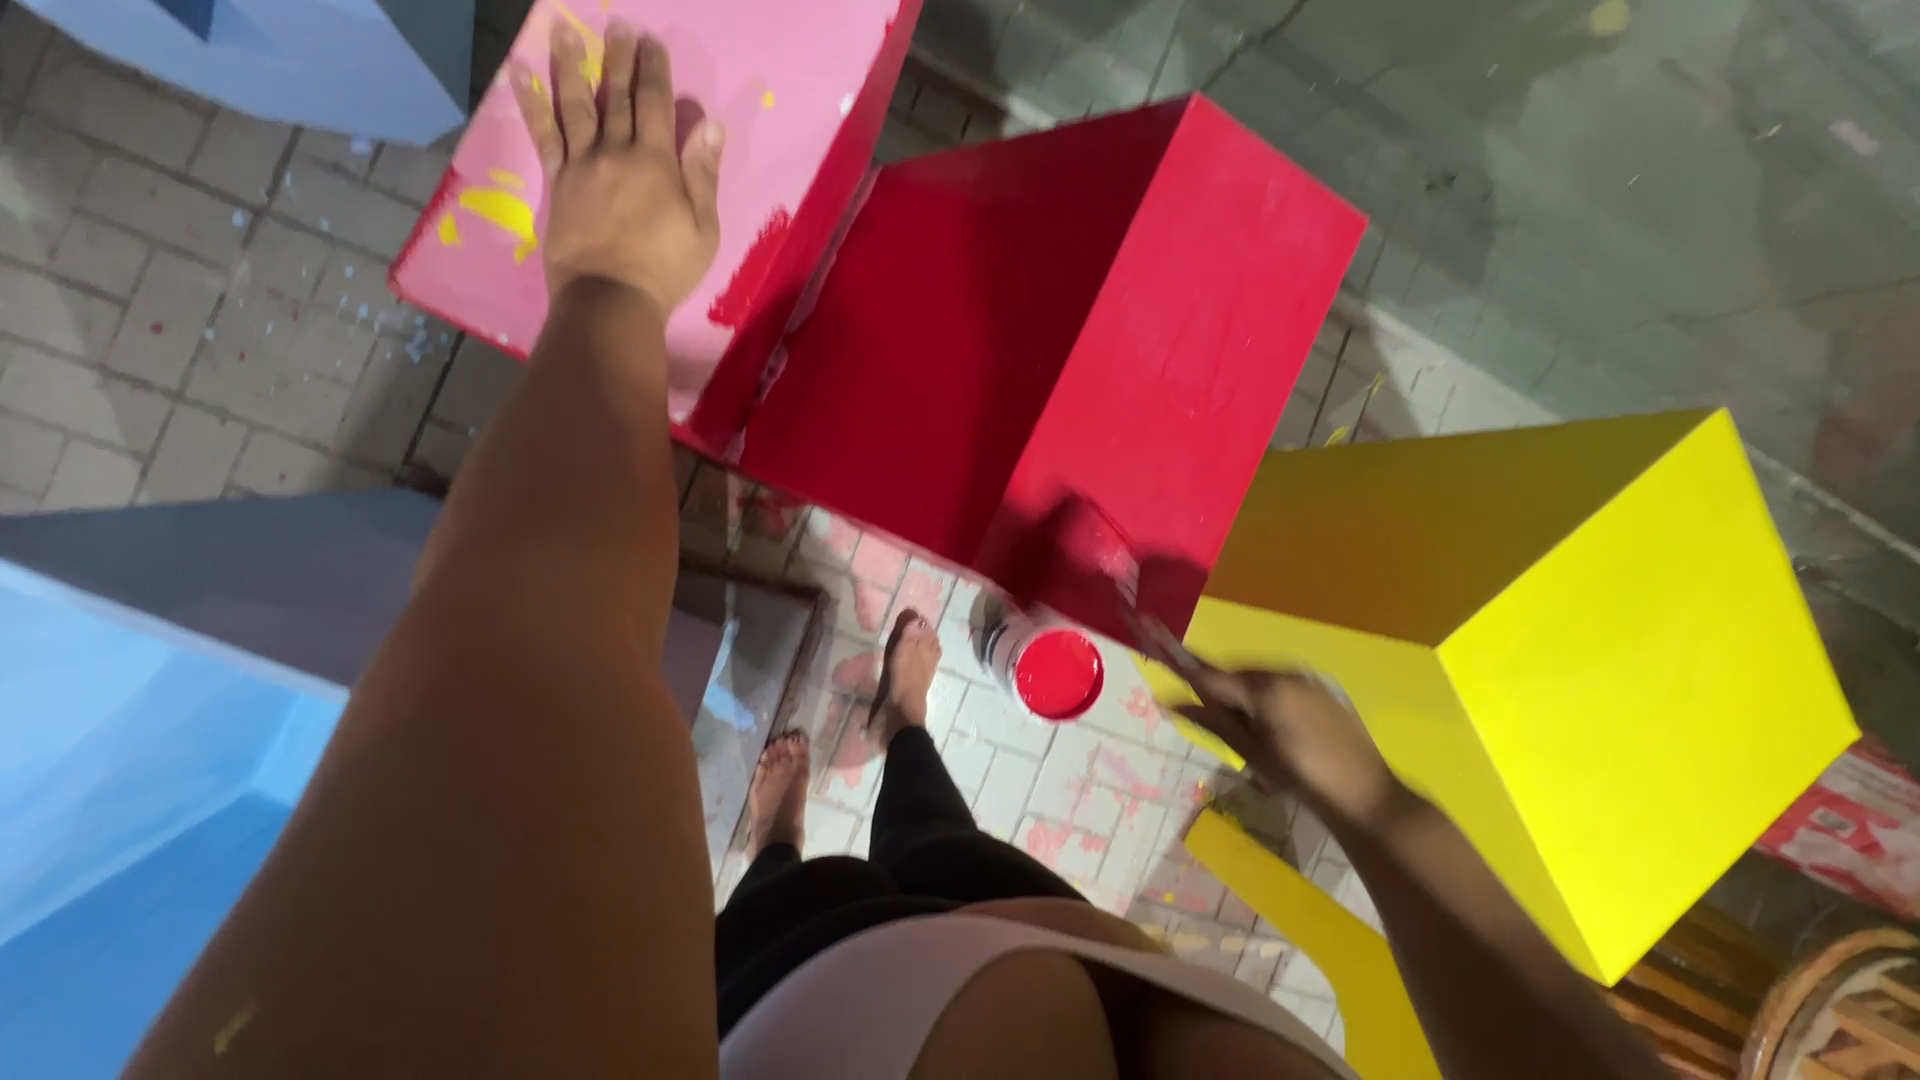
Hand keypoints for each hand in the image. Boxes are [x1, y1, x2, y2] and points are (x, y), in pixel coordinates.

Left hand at [511, 22, 722, 312]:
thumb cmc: (666, 268)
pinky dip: (531, 101)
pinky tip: (519, 72)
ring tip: (565, 30)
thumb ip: (702, 176)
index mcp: (657, 162)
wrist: (611, 296)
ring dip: (571, 64)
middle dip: (619, 58)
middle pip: (618, 96)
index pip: (657, 104)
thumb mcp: (703, 228)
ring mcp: (582, 163)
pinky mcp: (558, 180)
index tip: (653, 42)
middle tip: (619, 26)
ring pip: (576, 103)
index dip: (655, 70)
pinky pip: (543, 133)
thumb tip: (711, 127)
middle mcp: (617, 151)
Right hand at [1135, 616, 1401, 824]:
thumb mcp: (1253, 755)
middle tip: (1210, 721)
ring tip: (1251, 738)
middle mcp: (1282, 673)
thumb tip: (1172, 703)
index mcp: (1263, 688)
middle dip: (1214, 691)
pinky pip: (1276, 686)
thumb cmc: (1304, 780)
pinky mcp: (1319, 689)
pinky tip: (1272, 730)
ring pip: (1253, 681)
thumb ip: (1213, 723)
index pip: (1206, 671)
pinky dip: (1262, 701)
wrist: (1368, 797)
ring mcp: (1304, 678)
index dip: (1173, 653)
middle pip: (1230, 674)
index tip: (1146, 624)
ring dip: (1240, 700)